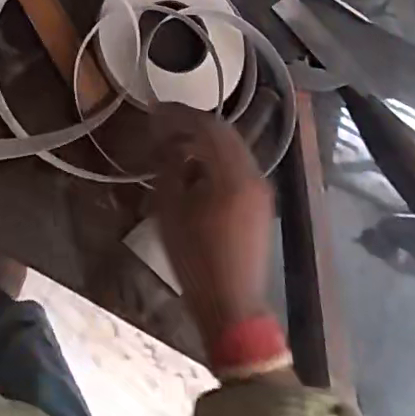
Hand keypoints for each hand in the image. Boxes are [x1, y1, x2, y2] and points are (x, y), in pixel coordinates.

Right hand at [151, 106, 275, 343]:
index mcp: (232, 174)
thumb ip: (169, 167)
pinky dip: (215, 155)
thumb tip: (167, 141)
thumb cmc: (195, 259)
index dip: (178, 113)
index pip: (206, 126)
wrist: (232, 306)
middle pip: (223, 132)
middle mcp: (253, 174)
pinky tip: (195, 164)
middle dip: (192, 122)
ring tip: (175, 140)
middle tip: (163, 120)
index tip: (154, 109)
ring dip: (204, 138)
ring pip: (232, 147)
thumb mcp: (170, 209)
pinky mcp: (260, 203)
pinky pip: (238, 164)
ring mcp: (261, 189)